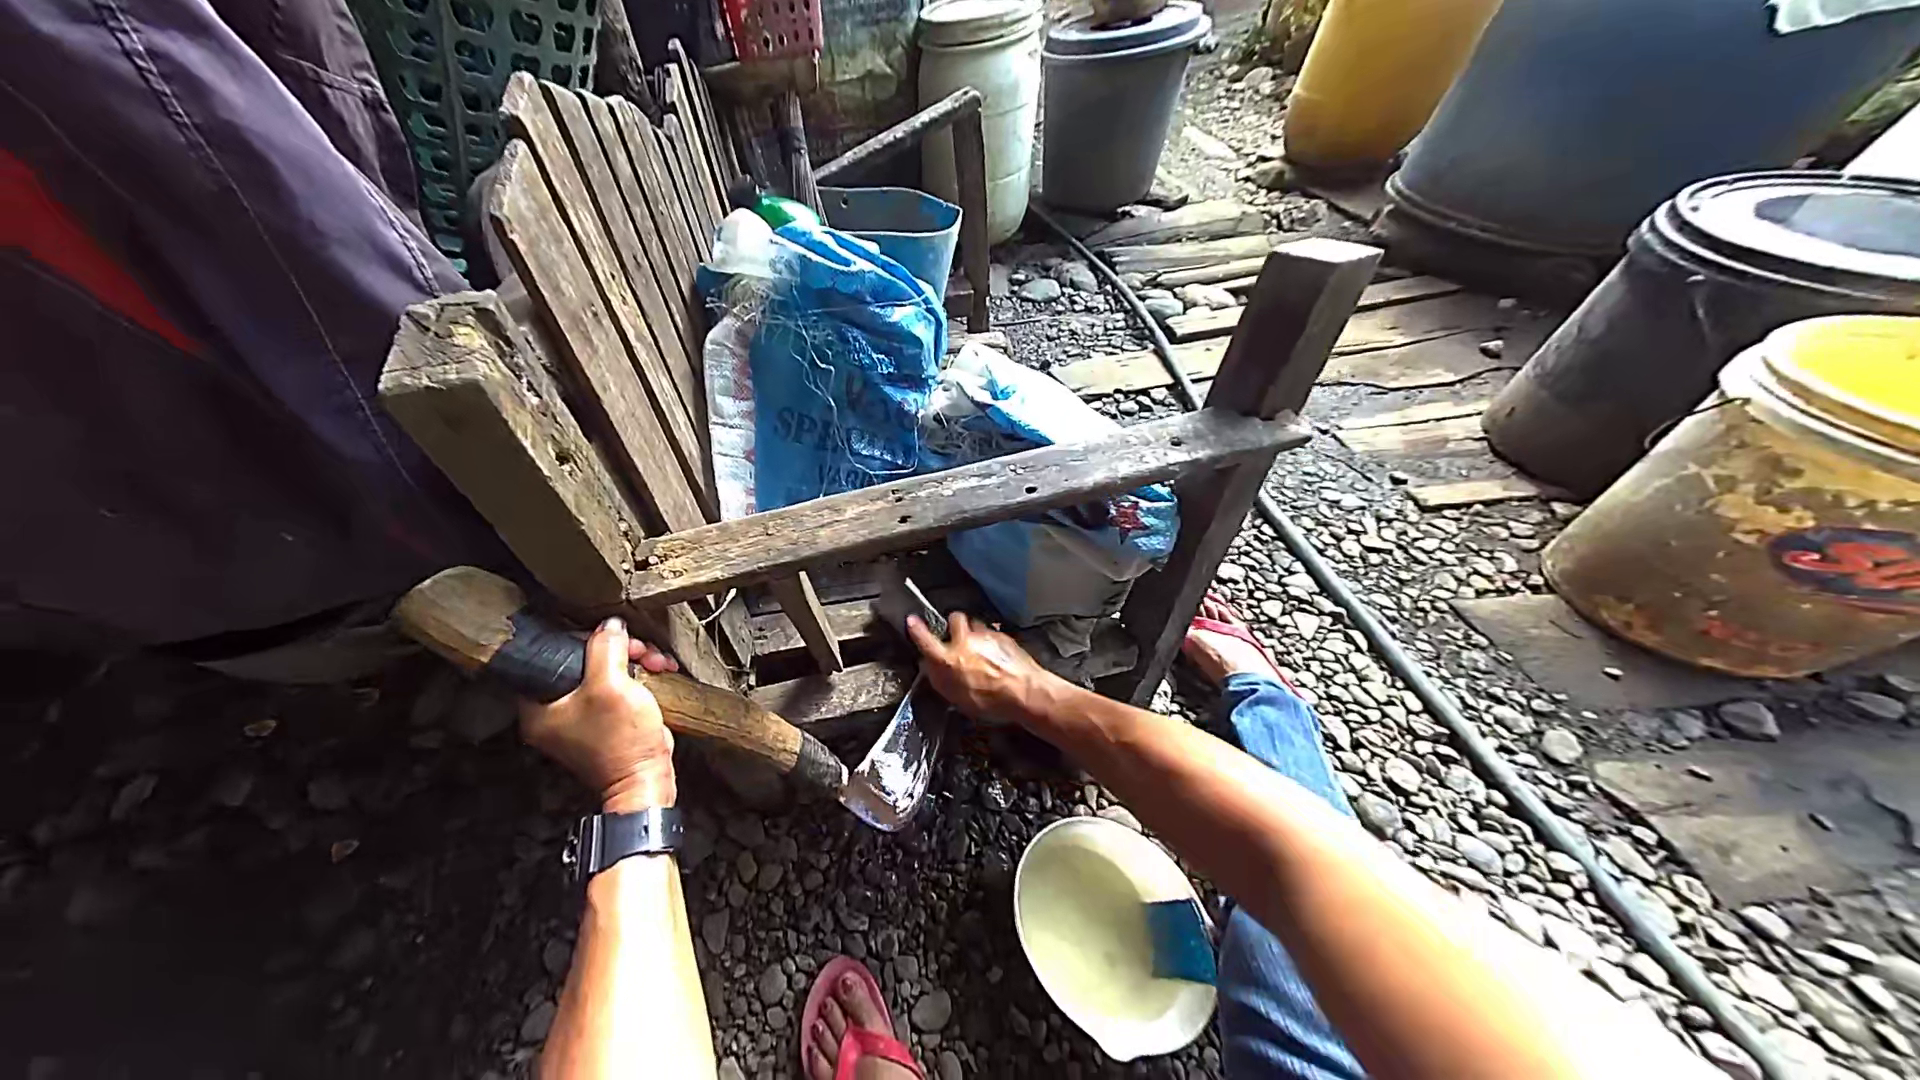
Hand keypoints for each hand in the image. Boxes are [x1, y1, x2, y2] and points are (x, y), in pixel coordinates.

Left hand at [519, 617, 681, 812]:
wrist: (647, 779)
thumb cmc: (622, 741)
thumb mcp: (611, 684)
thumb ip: (606, 648)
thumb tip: (610, 625)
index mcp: (538, 707)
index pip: (552, 655)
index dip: (584, 640)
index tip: (612, 637)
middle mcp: (554, 713)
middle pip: (584, 661)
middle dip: (620, 651)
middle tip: (642, 651)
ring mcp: (581, 718)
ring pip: (606, 671)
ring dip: (636, 661)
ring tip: (658, 663)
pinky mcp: (606, 721)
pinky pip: (618, 686)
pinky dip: (639, 677)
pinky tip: (658, 672)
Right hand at [905, 612, 1053, 726]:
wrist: (1025, 693)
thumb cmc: (993, 701)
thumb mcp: (957, 699)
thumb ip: (940, 679)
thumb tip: (931, 668)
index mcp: (948, 660)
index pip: (925, 640)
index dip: (916, 629)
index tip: (912, 621)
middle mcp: (965, 642)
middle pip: (954, 620)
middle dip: (953, 626)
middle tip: (956, 638)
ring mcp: (985, 636)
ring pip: (975, 625)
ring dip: (974, 634)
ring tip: (979, 651)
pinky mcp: (1002, 636)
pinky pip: (991, 633)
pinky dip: (991, 642)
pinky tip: (996, 657)